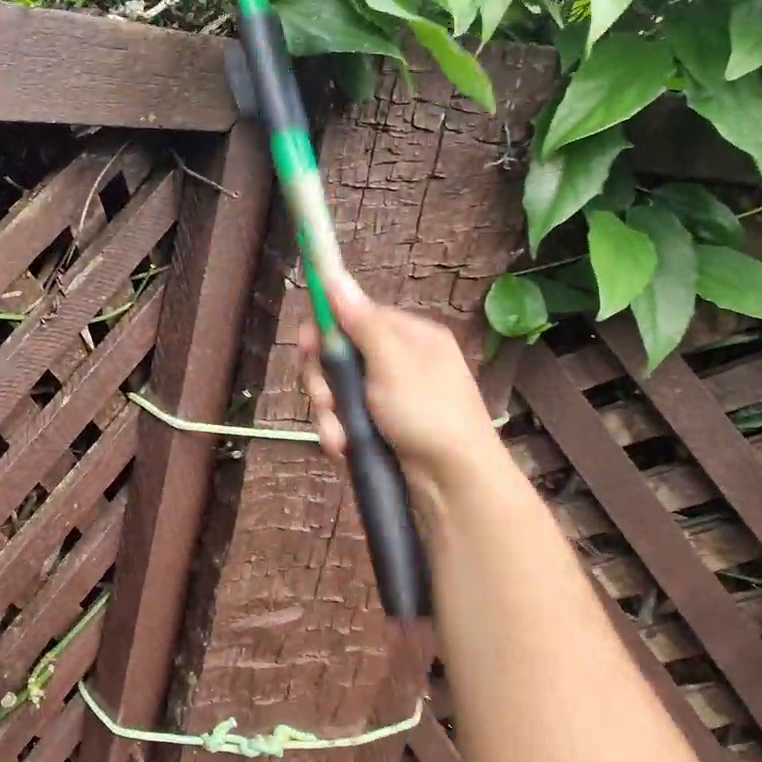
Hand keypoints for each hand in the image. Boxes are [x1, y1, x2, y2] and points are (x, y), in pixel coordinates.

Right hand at [296, 270, 500, 490]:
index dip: (325, 330)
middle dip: (323, 381)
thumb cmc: (429, 416)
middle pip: (337, 355)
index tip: (306, 347)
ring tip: (339, 436)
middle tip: (324, 399)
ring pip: (335, 391)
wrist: (455, 487)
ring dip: (328, 413)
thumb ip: (360, 321)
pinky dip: (338, 433)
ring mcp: (387, 398)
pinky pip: (342, 419)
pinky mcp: (378, 428)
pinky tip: (343, 448)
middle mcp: (398, 363)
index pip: (353, 317)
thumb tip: (334, 274)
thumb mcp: (392, 363)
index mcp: (410, 338)